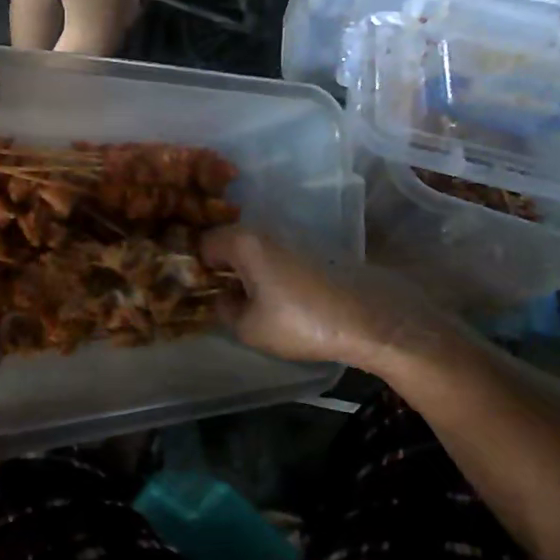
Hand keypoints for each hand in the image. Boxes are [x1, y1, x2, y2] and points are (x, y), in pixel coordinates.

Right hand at [201, 227, 465, 374]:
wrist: (371, 321)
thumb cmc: (301, 322)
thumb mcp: (249, 328)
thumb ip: (224, 309)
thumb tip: (223, 298)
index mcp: (243, 242)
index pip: (201, 244)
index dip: (191, 265)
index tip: (188, 287)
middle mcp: (266, 232)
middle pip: (227, 243)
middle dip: (215, 266)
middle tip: (208, 294)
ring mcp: (292, 239)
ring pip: (252, 251)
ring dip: (241, 270)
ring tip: (236, 299)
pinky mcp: (313, 252)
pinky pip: (274, 257)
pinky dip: (264, 273)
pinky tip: (267, 298)